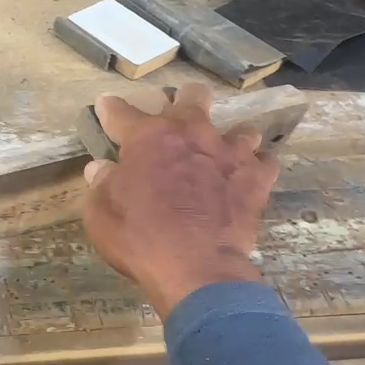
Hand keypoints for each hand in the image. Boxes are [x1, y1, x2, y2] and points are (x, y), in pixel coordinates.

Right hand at [81, 84, 279, 318]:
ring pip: (239, 128)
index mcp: (149, 138)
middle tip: (174, 117)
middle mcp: (192, 134)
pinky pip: (264, 163)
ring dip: (227, 139)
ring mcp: (230, 154)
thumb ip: (103, 185)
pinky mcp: (257, 179)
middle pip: (192, 97)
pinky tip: (246, 179)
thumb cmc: (138, 239)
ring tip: (219, 154)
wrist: (195, 267)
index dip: (111, 109)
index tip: (105, 104)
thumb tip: (101, 168)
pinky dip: (254, 169)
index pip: (123, 114)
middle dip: (182, 100)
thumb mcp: (101, 215)